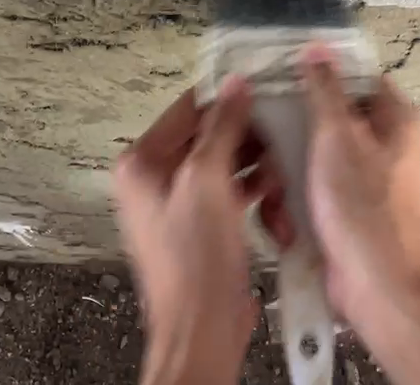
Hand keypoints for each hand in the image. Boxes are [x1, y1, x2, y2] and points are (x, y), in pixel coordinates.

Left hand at [113, 78, 262, 384]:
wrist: (203, 332)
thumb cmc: (194, 266)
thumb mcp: (208, 182)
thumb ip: (221, 128)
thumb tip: (234, 86)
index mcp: (142, 163)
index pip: (186, 109)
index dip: (223, 99)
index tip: (256, 90)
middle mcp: (154, 179)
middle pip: (206, 135)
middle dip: (244, 138)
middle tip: (274, 135)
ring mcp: (177, 202)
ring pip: (222, 162)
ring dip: (253, 165)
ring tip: (277, 170)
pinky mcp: (200, 224)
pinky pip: (228, 190)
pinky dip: (251, 189)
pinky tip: (273, 194)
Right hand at [282, 49, 419, 384]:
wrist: (375, 288)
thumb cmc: (362, 207)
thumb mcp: (337, 136)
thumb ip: (324, 89)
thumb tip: (318, 46)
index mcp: (393, 119)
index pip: (353, 76)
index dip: (318, 75)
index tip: (280, 79)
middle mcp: (380, 144)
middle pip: (321, 117)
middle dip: (288, 139)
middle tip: (266, 151)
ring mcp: (359, 179)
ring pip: (307, 155)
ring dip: (282, 177)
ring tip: (272, 196)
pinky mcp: (341, 208)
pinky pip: (306, 189)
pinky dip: (290, 203)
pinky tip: (282, 221)